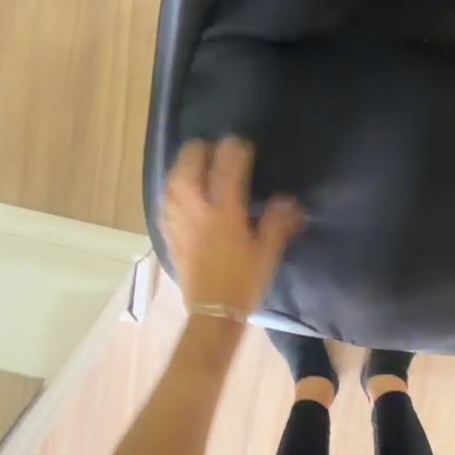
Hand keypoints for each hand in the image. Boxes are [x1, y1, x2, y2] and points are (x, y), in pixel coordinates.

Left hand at [162, 137, 304, 318]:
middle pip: (190, 166)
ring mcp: (179, 221)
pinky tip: (178, 188)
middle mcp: (197, 210)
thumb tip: (289, 200)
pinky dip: (172, 186)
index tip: (241, 142)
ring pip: (173, 180)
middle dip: (200, 150)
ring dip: (183, 165)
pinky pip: (166, 200)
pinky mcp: (168, 233)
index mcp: (225, 212)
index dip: (234, 150)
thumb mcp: (267, 252)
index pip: (227, 169)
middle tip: (213, 146)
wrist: (212, 312)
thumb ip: (277, 222)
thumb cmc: (243, 282)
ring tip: (193, 160)